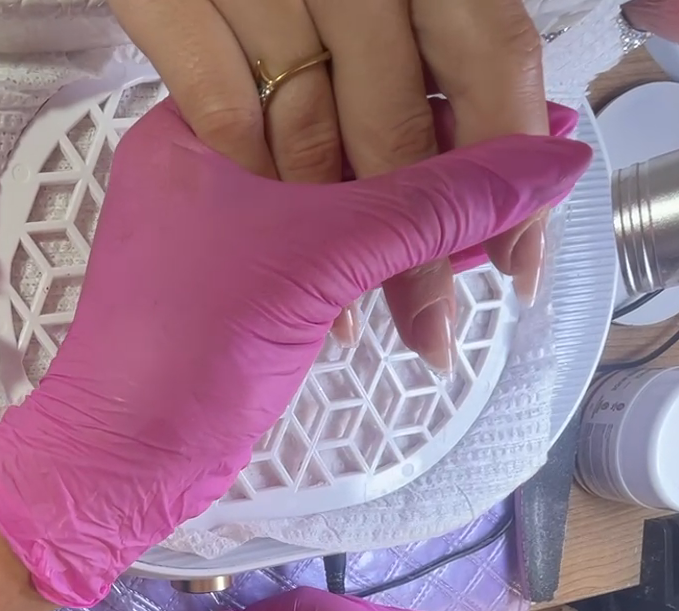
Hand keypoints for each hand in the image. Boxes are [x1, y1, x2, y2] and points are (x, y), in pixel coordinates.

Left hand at [110, 0, 549, 364]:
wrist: (127, 460)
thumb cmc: (182, 354)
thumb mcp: (314, 261)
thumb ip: (432, 206)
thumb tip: (551, 161)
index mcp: (202, 127)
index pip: (344, 81)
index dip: (445, 102)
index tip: (533, 121)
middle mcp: (212, 168)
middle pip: (352, 140)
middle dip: (447, 164)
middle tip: (536, 181)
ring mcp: (228, 232)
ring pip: (347, 202)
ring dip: (426, 218)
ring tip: (513, 226)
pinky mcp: (246, 287)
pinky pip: (332, 252)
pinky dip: (391, 258)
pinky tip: (451, 261)